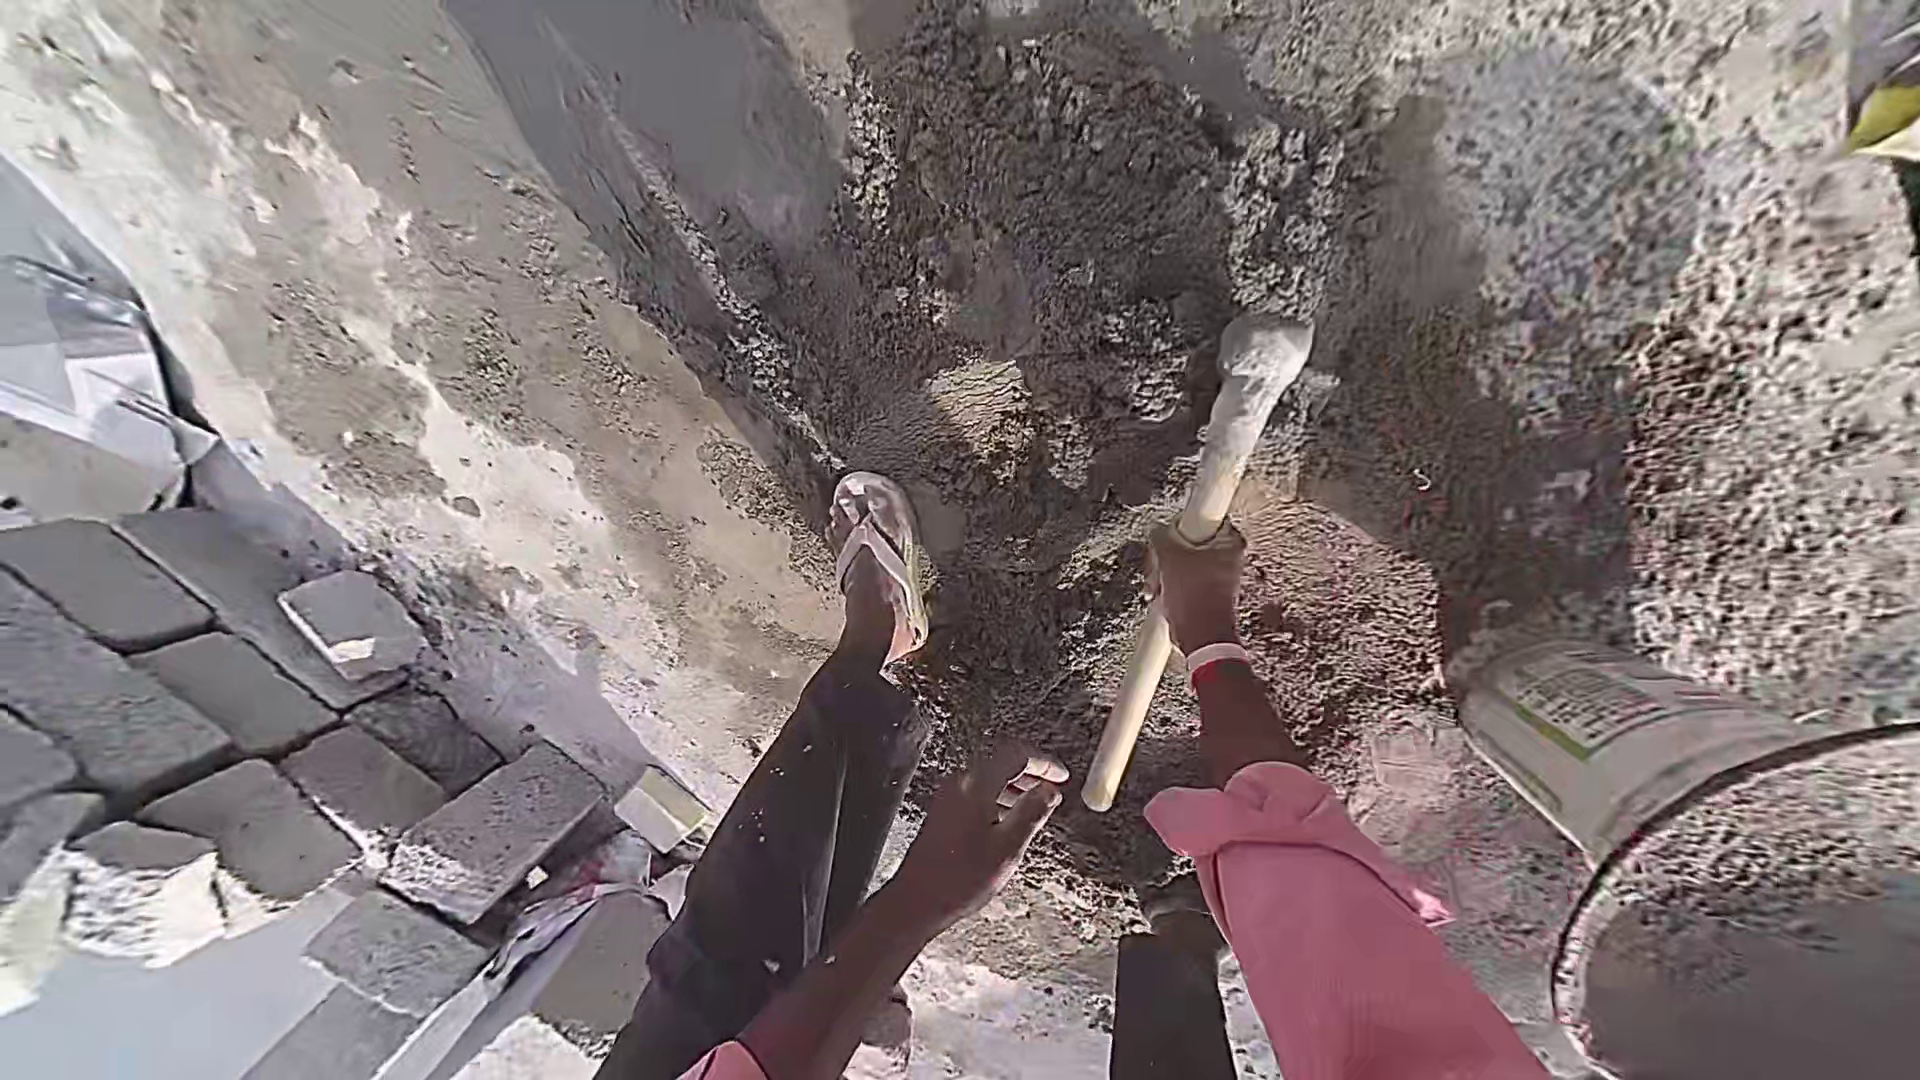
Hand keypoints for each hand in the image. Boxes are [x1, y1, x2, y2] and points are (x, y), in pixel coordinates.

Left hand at [886, 745, 1067, 933]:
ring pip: (991, 776)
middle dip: (1032, 772)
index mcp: (976, 784)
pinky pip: (980, 790)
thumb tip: (1050, 792)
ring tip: (1040, 802)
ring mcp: (951, 794)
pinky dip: (1001, 795)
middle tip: (1054, 785)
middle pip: (1002, 762)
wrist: (917, 900)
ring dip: (1017, 784)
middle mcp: (961, 782)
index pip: (1016, 755)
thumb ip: (1032, 813)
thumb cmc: (960, 879)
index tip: (1062, 774)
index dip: (1044, 762)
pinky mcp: (946, 809)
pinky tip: (1013, 816)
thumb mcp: (1007, 848)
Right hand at [1147, 519, 1245, 652]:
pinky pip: (1180, 578)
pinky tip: (1161, 595)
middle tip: (1160, 567)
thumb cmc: (1194, 597)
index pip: (1200, 518)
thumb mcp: (1169, 555)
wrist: (1199, 635)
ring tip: (1159, 587)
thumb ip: (1160, 535)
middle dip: (1165, 557)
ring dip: (1163, 573)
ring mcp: (1216, 574)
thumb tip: (1158, 530)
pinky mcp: (1205, 590)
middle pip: (1185, 542)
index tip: (1169, 537)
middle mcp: (1228, 556)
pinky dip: (1168, 586)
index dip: (1178, 527)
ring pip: (1179, 561)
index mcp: (1230, 541)